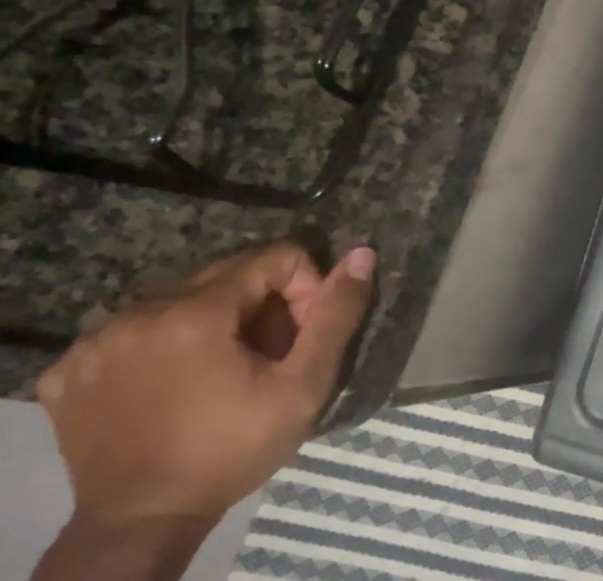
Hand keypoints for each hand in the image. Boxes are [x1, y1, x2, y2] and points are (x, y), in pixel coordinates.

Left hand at [34, 242, 373, 575]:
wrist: (142, 521)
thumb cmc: (233, 449)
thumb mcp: (305, 384)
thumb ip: (335, 315)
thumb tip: (361, 254)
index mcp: (194, 314)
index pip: (274, 259)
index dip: (304, 289)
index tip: (300, 338)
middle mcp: (136, 315)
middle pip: (225, 277)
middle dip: (261, 306)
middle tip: (267, 359)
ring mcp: (93, 344)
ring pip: (179, 302)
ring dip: (214, 323)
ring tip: (222, 374)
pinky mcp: (68, 372)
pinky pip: (132, 333)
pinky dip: (161, 346)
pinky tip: (170, 385)